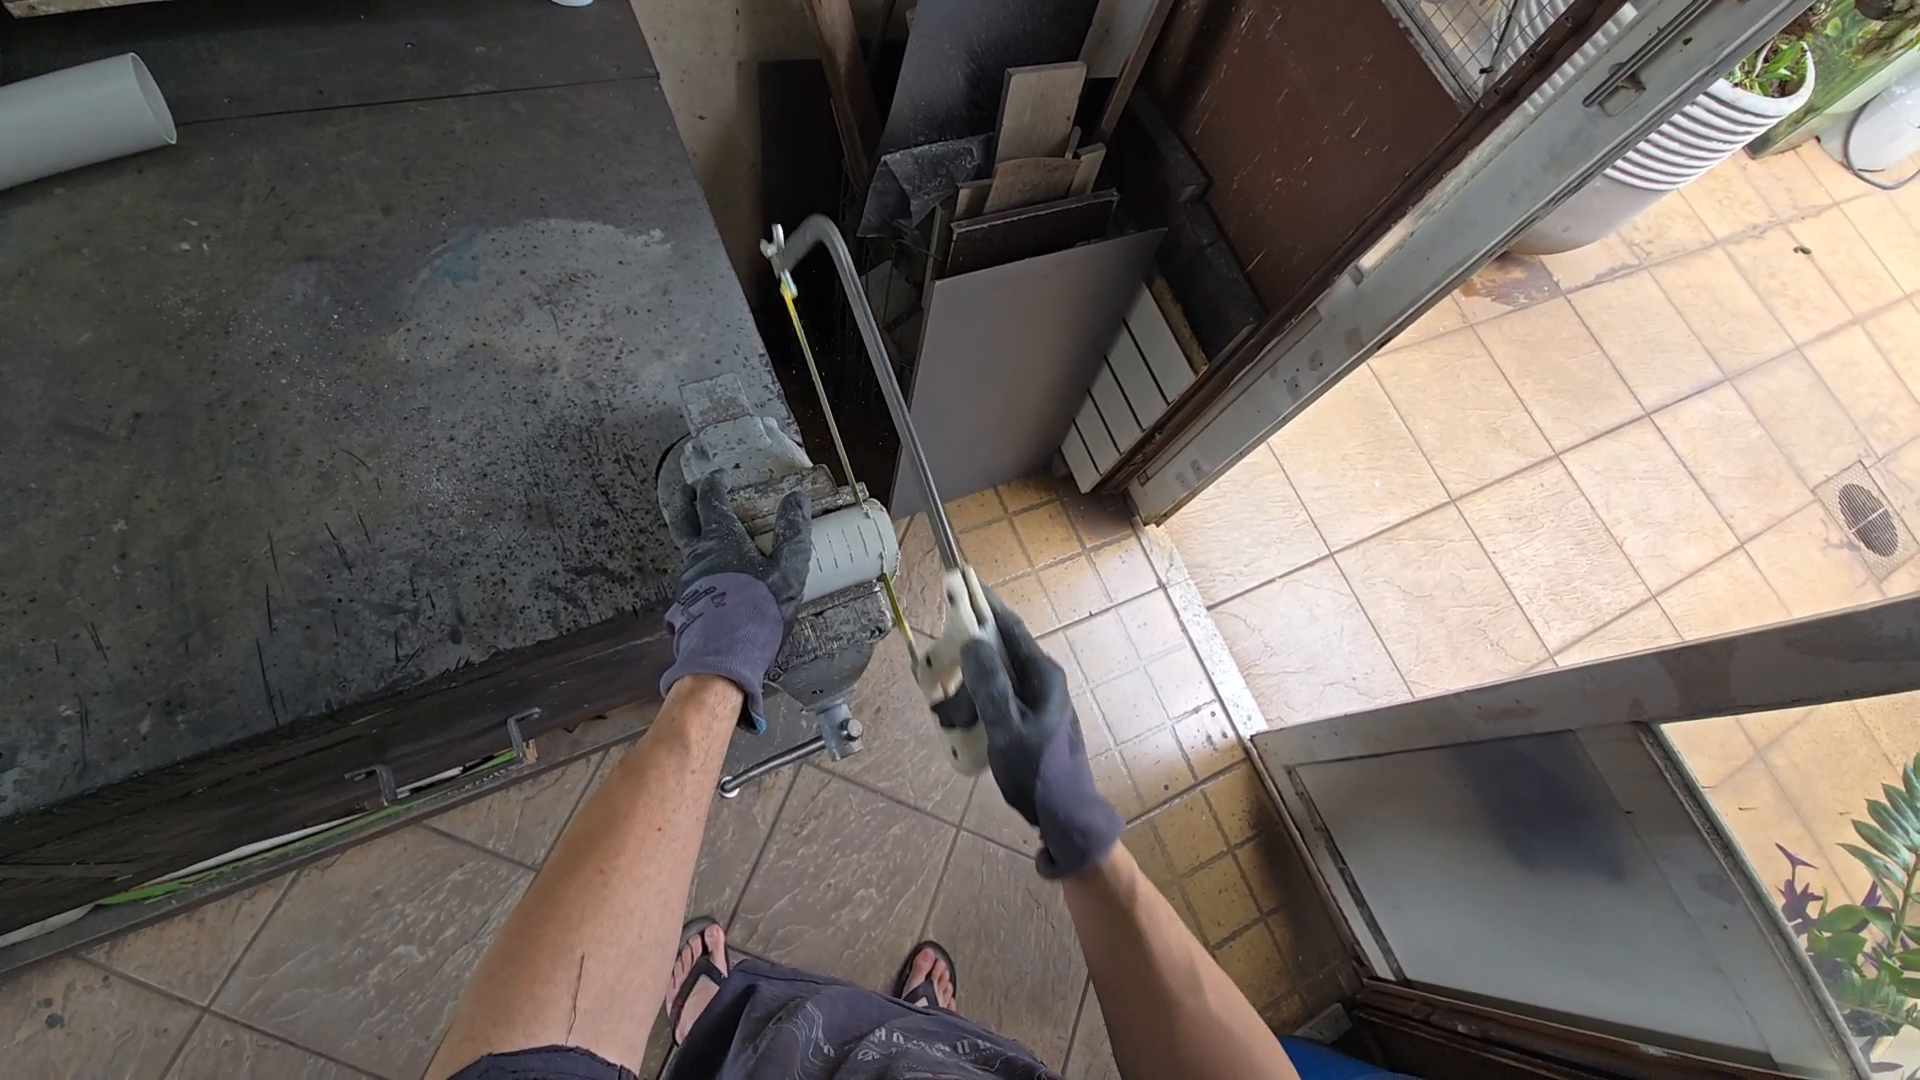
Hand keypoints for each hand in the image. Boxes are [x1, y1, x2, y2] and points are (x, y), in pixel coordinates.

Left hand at [659, 471, 812, 720]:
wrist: (724, 657)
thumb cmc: (758, 609)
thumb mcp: (787, 569)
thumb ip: (794, 532)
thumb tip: (797, 498)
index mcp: (720, 541)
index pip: (710, 501)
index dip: (714, 484)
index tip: (719, 475)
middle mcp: (697, 556)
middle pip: (682, 519)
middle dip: (686, 501)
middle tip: (691, 490)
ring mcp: (687, 582)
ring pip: (686, 550)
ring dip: (694, 536)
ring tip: (708, 537)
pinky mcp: (687, 606)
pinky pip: (692, 578)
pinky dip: (700, 567)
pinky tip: (713, 580)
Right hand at [961, 594, 1121, 878]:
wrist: (1064, 816)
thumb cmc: (1037, 771)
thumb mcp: (1007, 727)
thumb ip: (989, 684)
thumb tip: (972, 642)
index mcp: (1042, 674)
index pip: (1010, 626)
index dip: (985, 606)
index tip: (961, 587)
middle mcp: (1041, 681)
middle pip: (996, 654)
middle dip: (965, 665)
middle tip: (939, 686)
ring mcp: (1036, 701)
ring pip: (993, 680)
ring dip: (967, 694)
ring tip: (949, 720)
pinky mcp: (1029, 720)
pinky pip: (997, 701)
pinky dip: (977, 708)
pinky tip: (962, 729)